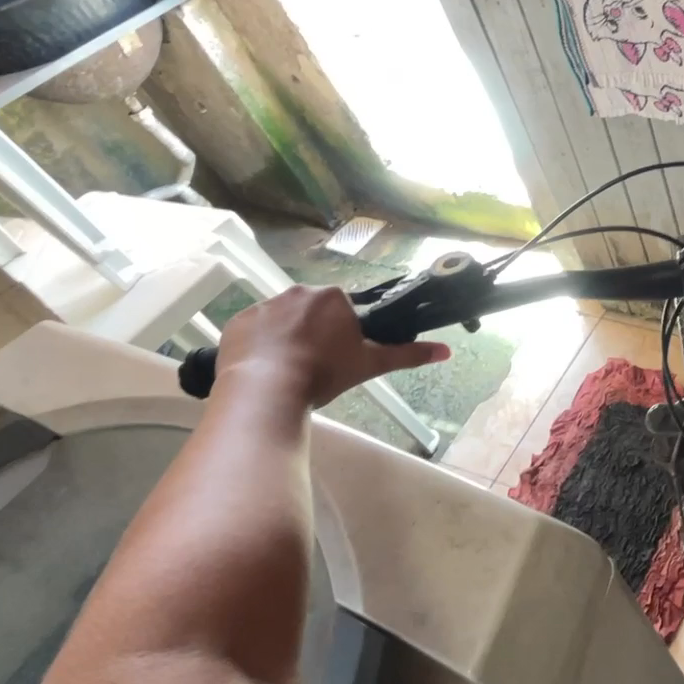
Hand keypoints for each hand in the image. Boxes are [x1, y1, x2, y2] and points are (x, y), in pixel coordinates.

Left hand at [215, 286, 448, 406]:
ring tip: (288, 370)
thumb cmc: (324, 373)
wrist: (265, 392)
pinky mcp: (236, 323)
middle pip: (313, 311)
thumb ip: (408, 354)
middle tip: (317, 364)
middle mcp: (298, 291)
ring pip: (283, 320)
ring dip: (287, 338)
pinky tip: (264, 368)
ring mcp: (263, 306)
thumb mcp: (370, 365)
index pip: (344, 310)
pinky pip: (254, 331)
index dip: (344, 333)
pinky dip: (260, 346)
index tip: (340, 355)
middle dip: (315, 332)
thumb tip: (447, 350)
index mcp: (333, 296)